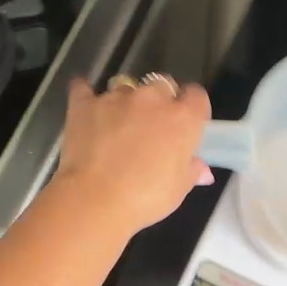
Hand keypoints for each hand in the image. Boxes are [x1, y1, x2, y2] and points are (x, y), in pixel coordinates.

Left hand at [52, 75, 212, 234]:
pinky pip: (85, 90)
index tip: (188, 126)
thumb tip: (201, 168)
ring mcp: (116, 97)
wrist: (97, 200)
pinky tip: (90, 113)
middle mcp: (151, 99)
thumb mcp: (178, 191)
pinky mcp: (85, 103)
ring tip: (120, 129)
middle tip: (154, 130)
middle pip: (162, 85)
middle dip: (161, 102)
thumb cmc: (147, 198)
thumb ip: (191, 171)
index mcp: (181, 119)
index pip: (197, 97)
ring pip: (127, 88)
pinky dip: (88, 98)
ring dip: (128, 103)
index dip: (193, 109)